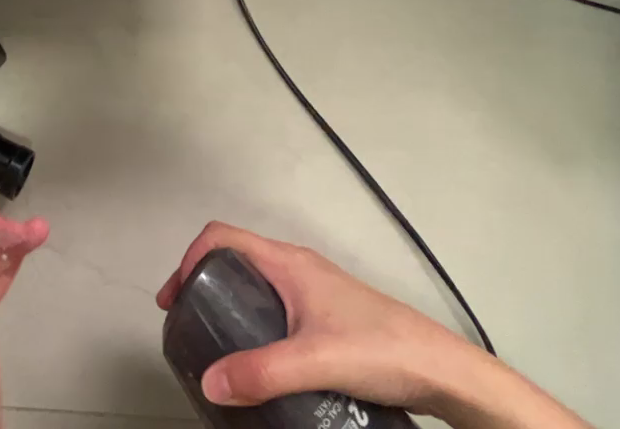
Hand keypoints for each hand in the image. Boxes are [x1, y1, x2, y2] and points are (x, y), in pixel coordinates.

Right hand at [156, 223, 590, 428]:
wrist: (444, 371)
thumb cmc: (381, 349)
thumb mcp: (316, 362)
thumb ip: (261, 372)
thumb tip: (208, 383)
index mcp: (288, 262)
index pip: (222, 236)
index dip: (189, 258)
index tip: (174, 298)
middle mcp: (298, 266)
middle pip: (234, 255)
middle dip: (201, 279)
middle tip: (186, 319)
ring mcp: (314, 289)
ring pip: (256, 280)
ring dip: (227, 298)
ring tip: (215, 339)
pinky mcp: (327, 313)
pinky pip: (274, 302)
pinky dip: (251, 316)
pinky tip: (258, 354)